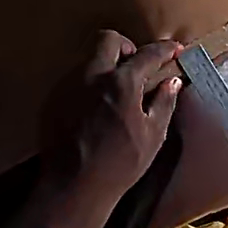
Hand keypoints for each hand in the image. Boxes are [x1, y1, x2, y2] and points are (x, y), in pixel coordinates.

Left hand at [38, 31, 182, 210]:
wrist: (74, 186)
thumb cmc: (120, 164)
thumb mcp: (153, 136)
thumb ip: (164, 103)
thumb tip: (172, 82)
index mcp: (121, 83)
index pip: (147, 54)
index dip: (164, 49)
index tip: (174, 50)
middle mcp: (92, 76)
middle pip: (108, 40)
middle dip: (126, 46)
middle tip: (137, 64)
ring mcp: (68, 87)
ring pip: (89, 61)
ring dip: (106, 67)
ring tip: (118, 91)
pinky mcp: (53, 101)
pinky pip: (74, 82)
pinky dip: (90, 87)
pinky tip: (97, 110)